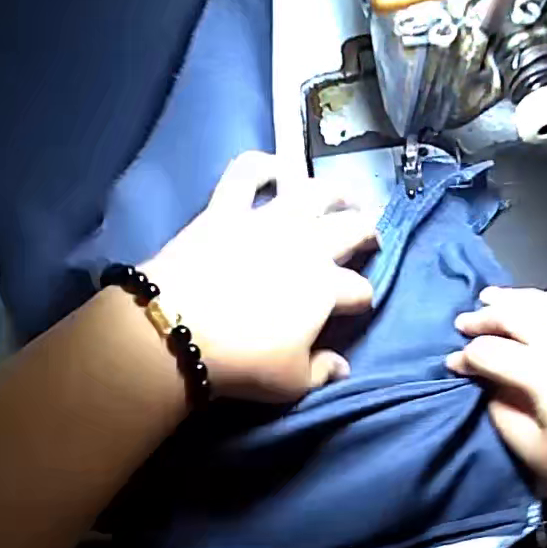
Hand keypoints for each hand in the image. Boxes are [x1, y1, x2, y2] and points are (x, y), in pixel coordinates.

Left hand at [140, 151, 377, 403]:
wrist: (176, 330)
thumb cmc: (243, 362)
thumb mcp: (291, 382)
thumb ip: (322, 371)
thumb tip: (342, 367)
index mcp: (326, 288)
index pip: (360, 290)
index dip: (363, 299)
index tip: (359, 307)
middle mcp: (307, 245)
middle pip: (351, 229)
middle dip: (366, 233)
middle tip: (369, 237)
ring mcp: (267, 220)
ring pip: (312, 192)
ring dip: (335, 192)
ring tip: (344, 196)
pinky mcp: (227, 209)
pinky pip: (247, 173)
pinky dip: (263, 165)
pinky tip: (275, 167)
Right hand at [446, 268, 546, 535]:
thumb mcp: (539, 455)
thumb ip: (505, 414)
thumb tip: (491, 385)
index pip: (493, 354)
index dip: (467, 358)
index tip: (452, 365)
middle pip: (520, 316)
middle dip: (486, 317)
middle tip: (464, 321)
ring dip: (522, 298)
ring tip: (496, 296)